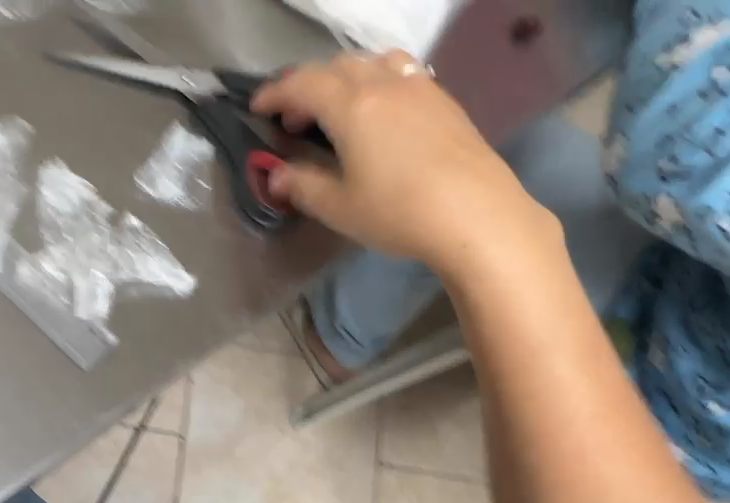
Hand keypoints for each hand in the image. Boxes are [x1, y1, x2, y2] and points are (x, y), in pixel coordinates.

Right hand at [251, 51, 557, 274]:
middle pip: (336, 67)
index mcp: (351, 106)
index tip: (256, 108)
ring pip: (371, 62)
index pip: (302, 85)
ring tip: (335, 111)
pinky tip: (375, 115)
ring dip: (344, 79)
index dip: (274, 93)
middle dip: (307, 86)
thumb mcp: (337, 206)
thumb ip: (301, 185)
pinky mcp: (442, 100)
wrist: (473, 213)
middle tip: (292, 119)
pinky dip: (374, 83)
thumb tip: (275, 175)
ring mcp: (418, 87)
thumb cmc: (396, 212)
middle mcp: (384, 84)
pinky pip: (400, 73)